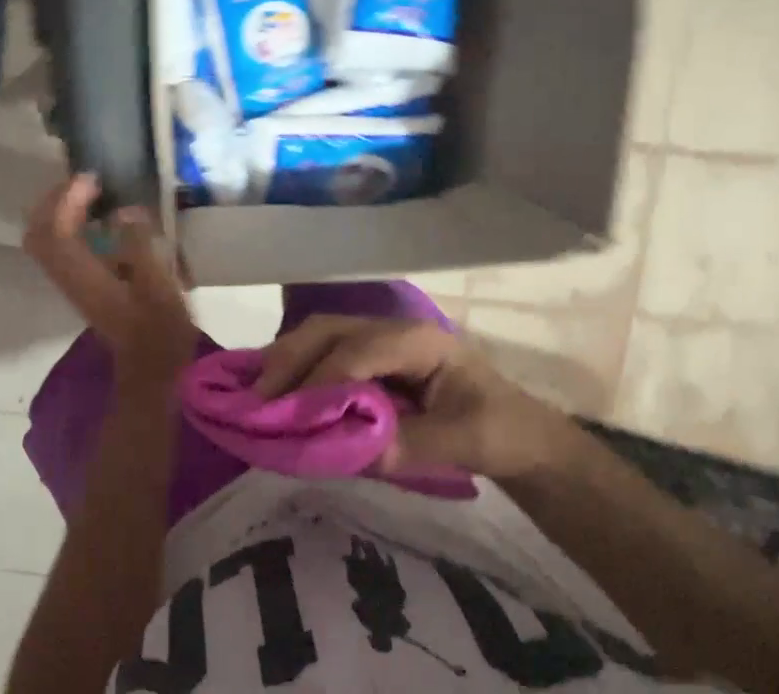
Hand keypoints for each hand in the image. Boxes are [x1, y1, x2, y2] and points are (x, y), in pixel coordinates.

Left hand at [24, 173, 199, 391]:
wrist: (150, 367)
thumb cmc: (160, 327)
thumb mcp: (160, 285)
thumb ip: (139, 245)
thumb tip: (124, 212)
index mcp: (84, 276)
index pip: (58, 229)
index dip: (69, 198)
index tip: (94, 179)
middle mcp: (67, 277)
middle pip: (37, 231)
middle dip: (54, 199)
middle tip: (83, 181)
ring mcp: (68, 283)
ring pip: (41, 239)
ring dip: (56, 211)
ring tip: (86, 193)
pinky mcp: (77, 286)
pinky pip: (54, 247)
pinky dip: (63, 225)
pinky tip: (92, 219)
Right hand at [254, 315, 577, 480]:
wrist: (523, 436)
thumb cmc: (500, 434)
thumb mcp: (466, 444)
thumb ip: (410, 444)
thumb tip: (350, 449)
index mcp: (419, 340)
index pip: (357, 351)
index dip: (321, 380)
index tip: (293, 416)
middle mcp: (391, 329)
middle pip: (326, 331)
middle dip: (288, 361)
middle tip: (255, 399)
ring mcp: (377, 340)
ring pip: (317, 337)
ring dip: (285, 363)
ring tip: (257, 397)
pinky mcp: (368, 358)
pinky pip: (322, 354)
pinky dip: (295, 370)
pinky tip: (275, 392)